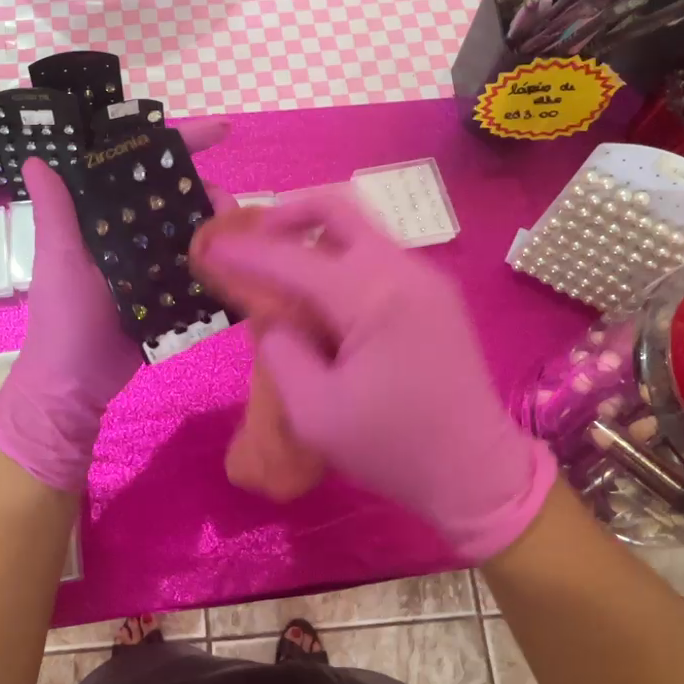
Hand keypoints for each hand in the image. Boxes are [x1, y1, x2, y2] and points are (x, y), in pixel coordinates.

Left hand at [0, 119, 231, 492]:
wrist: (74, 386)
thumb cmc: (61, 320)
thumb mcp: (58, 260)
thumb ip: (55, 211)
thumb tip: (33, 157)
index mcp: (100, 218)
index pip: (137, 169)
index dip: (176, 144)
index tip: (220, 132)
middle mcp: (128, 234)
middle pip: (175, 197)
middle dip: (207, 191)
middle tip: (229, 206)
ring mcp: (150, 265)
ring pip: (191, 232)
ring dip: (218, 226)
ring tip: (236, 235)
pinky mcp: (167, 295)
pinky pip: (196, 272)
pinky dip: (217, 264)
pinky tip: (240, 263)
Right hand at [195, 194, 557, 559]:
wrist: (478, 474)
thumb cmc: (393, 449)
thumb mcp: (315, 412)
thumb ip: (281, 352)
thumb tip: (272, 318)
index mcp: (374, 296)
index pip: (293, 259)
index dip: (244, 253)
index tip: (205, 246)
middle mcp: (404, 271)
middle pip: (338, 209)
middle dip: (287, 214)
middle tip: (252, 240)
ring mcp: (426, 280)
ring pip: (359, 231)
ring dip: (314, 239)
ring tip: (279, 274)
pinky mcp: (435, 298)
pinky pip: (378, 258)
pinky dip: (341, 261)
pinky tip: (321, 299)